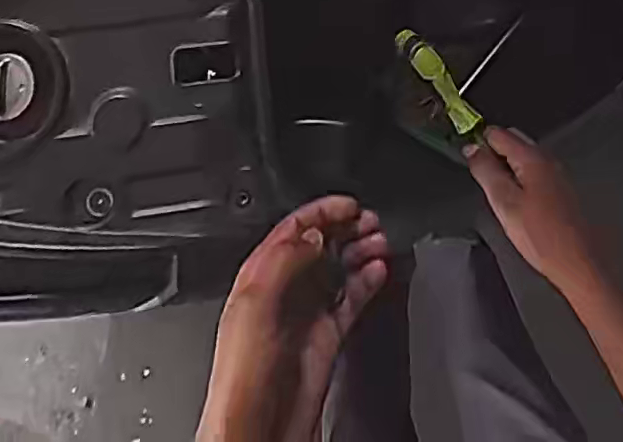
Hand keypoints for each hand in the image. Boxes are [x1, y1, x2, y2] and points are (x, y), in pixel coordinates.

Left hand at [199, 196, 390, 441]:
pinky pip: (350, 299)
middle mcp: (284, 290)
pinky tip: (379, 270)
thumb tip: (313, 234)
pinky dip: (366, 281)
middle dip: (346, 227)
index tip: (348, 205)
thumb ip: (284, 262)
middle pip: (319, 244)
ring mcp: (306, 313)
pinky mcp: (325, 338)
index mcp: (261, 275)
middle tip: (371, 220)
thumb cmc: (242, 378)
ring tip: (380, 241)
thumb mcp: (256, 306)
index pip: (293, 229)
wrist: (256, 434)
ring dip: (360, 250)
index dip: (321, 212)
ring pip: (338, 269)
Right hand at [465, 126, 600, 290]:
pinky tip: (520, 203)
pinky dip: (522, 178)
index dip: (478, 143)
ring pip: (524, 157)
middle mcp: (548, 159)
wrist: (582, 266)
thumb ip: (484, 170)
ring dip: (508, 167)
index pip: (497, 133)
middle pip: (513, 140)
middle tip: (484, 179)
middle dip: (493, 153)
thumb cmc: (541, 236)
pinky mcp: (564, 190)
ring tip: (500, 195)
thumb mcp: (503, 202)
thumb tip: (471, 148)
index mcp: (532, 156)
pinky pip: (536, 172)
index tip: (470, 162)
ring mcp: (558, 174)